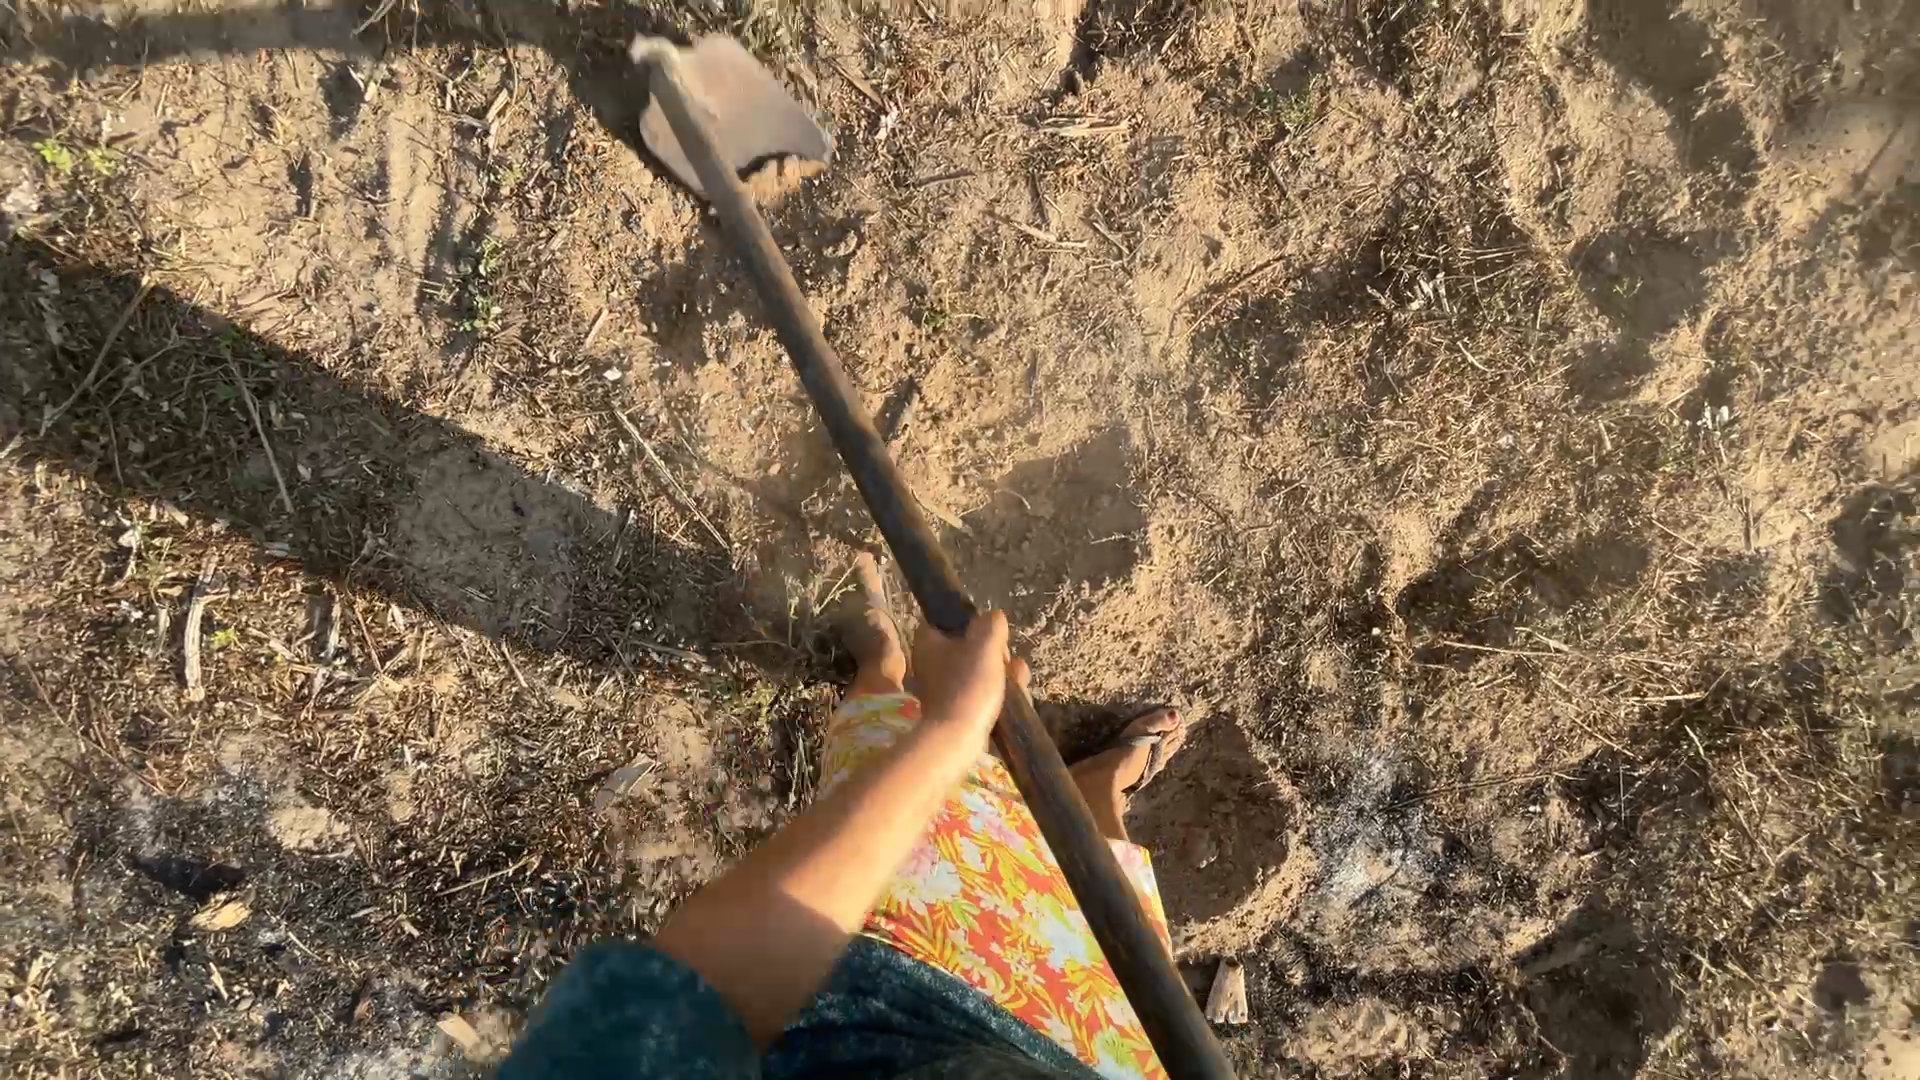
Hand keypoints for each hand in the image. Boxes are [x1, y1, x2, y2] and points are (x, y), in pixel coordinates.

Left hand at [911, 612, 1009, 741]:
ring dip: (1004, 674)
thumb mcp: (984, 645)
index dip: (971, 624)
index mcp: (928, 643)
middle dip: (997, 654)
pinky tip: (1017, 698)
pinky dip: (998, 694)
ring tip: (1019, 682)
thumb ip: (991, 625)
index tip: (991, 633)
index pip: (946, 621)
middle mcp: (931, 664)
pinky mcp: (956, 711)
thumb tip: (993, 617)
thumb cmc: (968, 685)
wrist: (958, 739)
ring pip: (979, 672)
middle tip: (1009, 662)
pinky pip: (980, 694)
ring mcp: (943, 690)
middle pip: (969, 648)